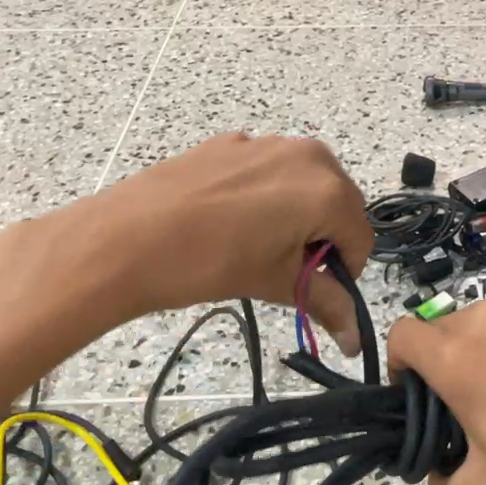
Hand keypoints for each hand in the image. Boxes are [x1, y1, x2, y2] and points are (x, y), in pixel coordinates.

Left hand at [9, 133, 374, 350]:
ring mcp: (267, 143)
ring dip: (297, 214)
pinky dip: (265, 195)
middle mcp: (308, 155)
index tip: (314, 287)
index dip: (344, 270)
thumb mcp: (276, 283)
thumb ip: (326, 303)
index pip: (361, 238)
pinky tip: (228, 221)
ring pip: (305, 184)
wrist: (124, 238)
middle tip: (285, 267)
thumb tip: (354, 341)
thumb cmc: (210, 262)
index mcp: (328, 190)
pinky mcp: (232, 143)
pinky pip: (269, 171)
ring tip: (254, 243)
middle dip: (323, 237)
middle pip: (339, 204)